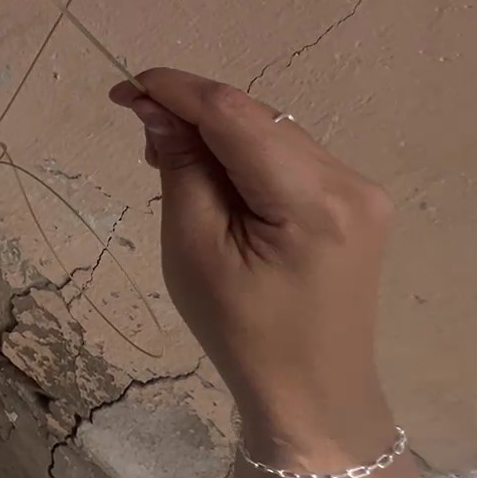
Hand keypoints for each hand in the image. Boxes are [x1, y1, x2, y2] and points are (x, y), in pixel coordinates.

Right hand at [110, 69, 399, 469]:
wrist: (308, 388)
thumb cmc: (238, 323)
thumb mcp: (192, 243)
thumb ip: (180, 166)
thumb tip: (154, 107)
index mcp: (313, 199)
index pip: (234, 113)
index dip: (173, 89)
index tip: (119, 91)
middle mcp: (349, 181)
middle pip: (251, 113)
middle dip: (186, 107)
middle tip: (136, 132)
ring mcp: (357, 189)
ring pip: (264, 126)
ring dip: (207, 127)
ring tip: (165, 159)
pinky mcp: (350, 200)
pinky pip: (279, 149)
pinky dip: (232, 146)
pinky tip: (205, 170)